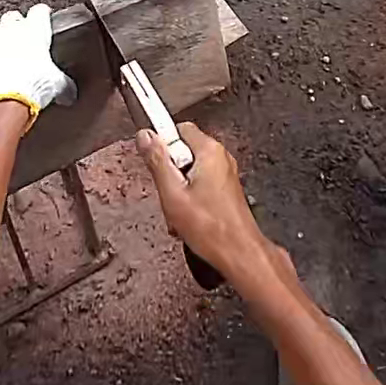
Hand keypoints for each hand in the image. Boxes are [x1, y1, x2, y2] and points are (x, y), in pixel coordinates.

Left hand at [0, 4, 76, 130]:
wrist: (4, 96)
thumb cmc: (33, 84)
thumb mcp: (56, 84)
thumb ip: (63, 84)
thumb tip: (70, 95)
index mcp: (35, 29)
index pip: (40, 11)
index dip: (40, 17)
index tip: (41, 21)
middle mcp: (11, 26)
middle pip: (11, 16)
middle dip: (12, 26)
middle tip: (15, 41)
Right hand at [136, 122, 278, 279]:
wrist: (240, 255)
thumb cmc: (212, 229)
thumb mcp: (172, 194)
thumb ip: (157, 161)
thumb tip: (145, 136)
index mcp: (209, 151)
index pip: (178, 129)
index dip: (162, 146)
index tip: (156, 163)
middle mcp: (220, 157)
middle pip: (183, 151)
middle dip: (171, 172)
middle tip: (171, 192)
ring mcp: (225, 173)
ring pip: (190, 170)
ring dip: (180, 188)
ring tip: (180, 209)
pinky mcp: (226, 188)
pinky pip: (201, 183)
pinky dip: (191, 197)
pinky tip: (189, 217)